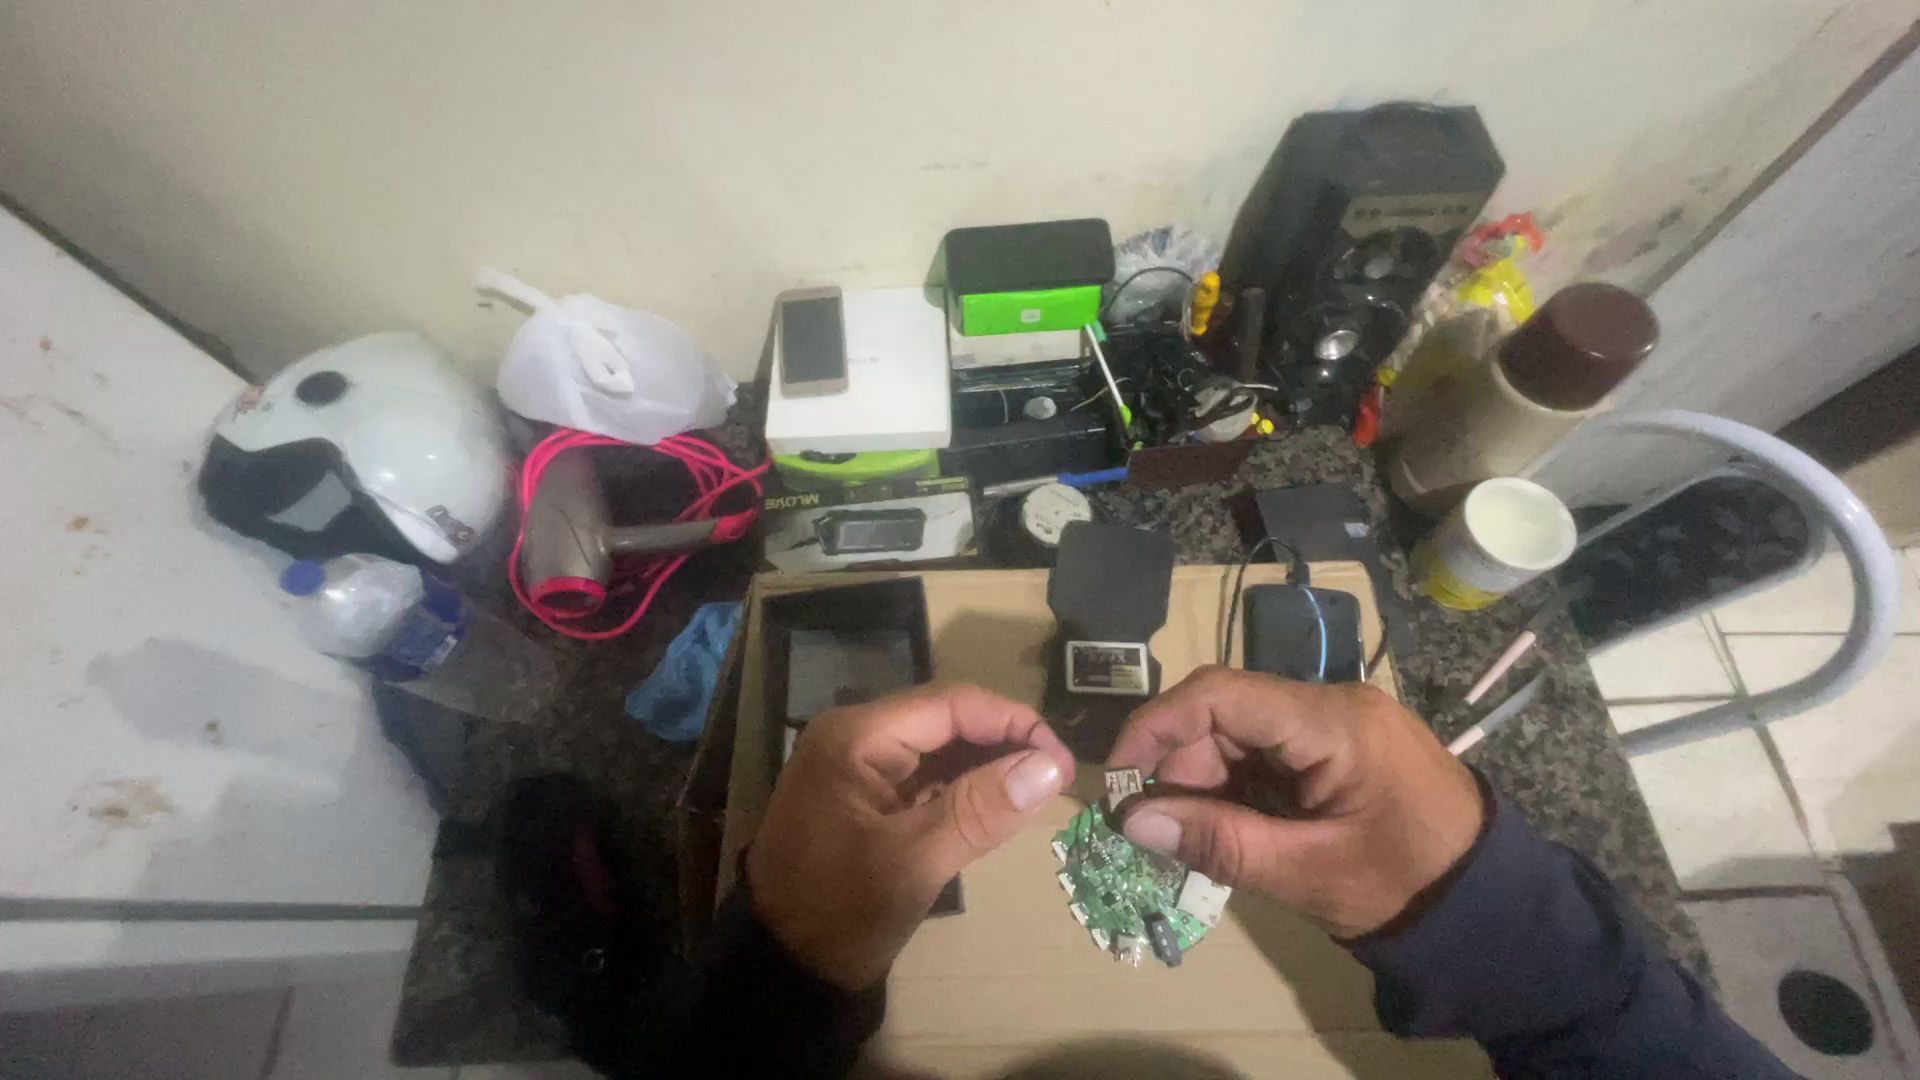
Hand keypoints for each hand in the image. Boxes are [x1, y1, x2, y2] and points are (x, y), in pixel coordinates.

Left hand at [746, 683, 1075, 988]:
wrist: (780, 972)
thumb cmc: (839, 913)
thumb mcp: (913, 862)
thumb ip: (980, 809)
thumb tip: (1050, 766)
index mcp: (856, 736)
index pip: (948, 704)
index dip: (1010, 720)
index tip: (1059, 755)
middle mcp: (856, 735)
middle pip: (944, 718)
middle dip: (1002, 739)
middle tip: (1055, 773)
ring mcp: (859, 763)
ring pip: (938, 745)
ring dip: (986, 761)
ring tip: (1036, 785)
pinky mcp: (867, 792)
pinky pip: (924, 773)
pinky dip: (962, 784)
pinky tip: (997, 799)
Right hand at [1107, 666, 1484, 938]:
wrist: (1498, 915)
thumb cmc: (1410, 891)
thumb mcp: (1310, 874)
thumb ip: (1220, 843)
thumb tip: (1131, 820)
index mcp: (1332, 722)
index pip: (1219, 694)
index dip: (1156, 726)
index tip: (1118, 777)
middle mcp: (1328, 704)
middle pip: (1223, 714)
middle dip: (1178, 767)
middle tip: (1154, 825)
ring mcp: (1331, 721)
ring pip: (1236, 732)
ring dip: (1202, 780)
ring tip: (1190, 835)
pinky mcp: (1332, 744)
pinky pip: (1261, 751)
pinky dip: (1232, 786)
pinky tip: (1224, 824)